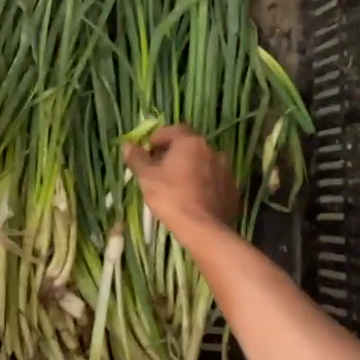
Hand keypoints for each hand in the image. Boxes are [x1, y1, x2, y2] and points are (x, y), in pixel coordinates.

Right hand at [122, 124, 239, 234]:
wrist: (204, 229)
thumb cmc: (171, 197)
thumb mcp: (147, 177)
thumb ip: (136, 158)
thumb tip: (127, 145)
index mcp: (190, 142)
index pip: (171, 130)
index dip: (156, 140)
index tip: (146, 154)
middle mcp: (211, 150)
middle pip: (187, 145)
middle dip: (172, 153)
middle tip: (158, 169)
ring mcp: (225, 169)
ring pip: (201, 162)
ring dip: (189, 167)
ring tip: (176, 185)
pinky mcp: (231, 187)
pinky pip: (212, 178)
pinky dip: (201, 182)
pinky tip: (192, 197)